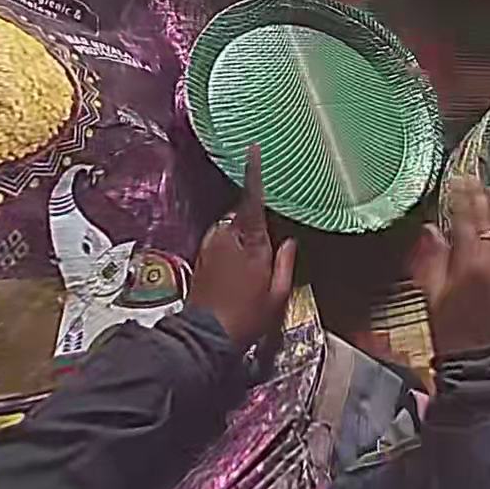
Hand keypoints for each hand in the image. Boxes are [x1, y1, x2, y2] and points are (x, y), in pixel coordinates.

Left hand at [189, 144, 297, 348]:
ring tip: (248, 266)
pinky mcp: (200, 255)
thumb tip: (289, 240)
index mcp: (250, 240)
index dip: (253, 172)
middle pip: (243, 213)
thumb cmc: (246, 315)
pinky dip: (230, 246)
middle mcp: (227, 235)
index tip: (252, 149)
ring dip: (241, 236)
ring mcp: (210, 244)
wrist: (203, 340)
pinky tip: (235, 272)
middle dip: (254, 222)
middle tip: (264, 248)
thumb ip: (285, 261)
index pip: (253, 198)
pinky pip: (221, 239)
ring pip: (231, 227)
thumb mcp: (277, 294)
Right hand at [414, 175, 489, 355]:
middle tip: (474, 176)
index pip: (465, 216)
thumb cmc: (449, 326)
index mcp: (469, 258)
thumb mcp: (432, 291)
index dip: (460, 195)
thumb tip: (430, 226)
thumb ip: (432, 255)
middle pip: (488, 216)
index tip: (456, 178)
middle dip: (480, 194)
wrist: (478, 360)